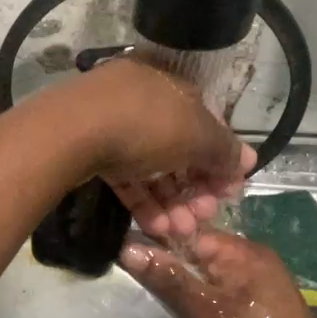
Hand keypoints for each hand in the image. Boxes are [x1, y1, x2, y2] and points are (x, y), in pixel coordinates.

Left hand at [31, 60, 255, 239]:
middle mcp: (141, 100)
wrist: (69, 133)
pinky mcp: (90, 154)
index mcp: (170, 84)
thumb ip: (223, 149)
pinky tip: (156, 229)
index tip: (228, 192)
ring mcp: (111, 127)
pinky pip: (124, 180)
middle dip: (194, 189)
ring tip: (182, 233)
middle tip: (204, 219)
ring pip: (151, 168)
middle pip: (177, 149)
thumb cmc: (143, 124)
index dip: (220, 159)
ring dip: (171, 203)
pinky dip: (142, 203)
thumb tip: (248, 161)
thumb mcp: (195, 134)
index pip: (205, 122)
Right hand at [118, 231, 316, 317]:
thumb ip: (169, 279)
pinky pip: (221, 288)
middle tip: (134, 283)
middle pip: (198, 252)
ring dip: (184, 285)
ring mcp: (259, 280)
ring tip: (154, 299)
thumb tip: (128, 248)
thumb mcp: (204, 312)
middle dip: (168, 266)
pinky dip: (201, 297)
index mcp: (242, 251)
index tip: (124, 259)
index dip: (156, 244)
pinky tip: (186, 313)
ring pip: (208, 273)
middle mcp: (253, 258)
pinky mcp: (259, 301)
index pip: (189, 233)